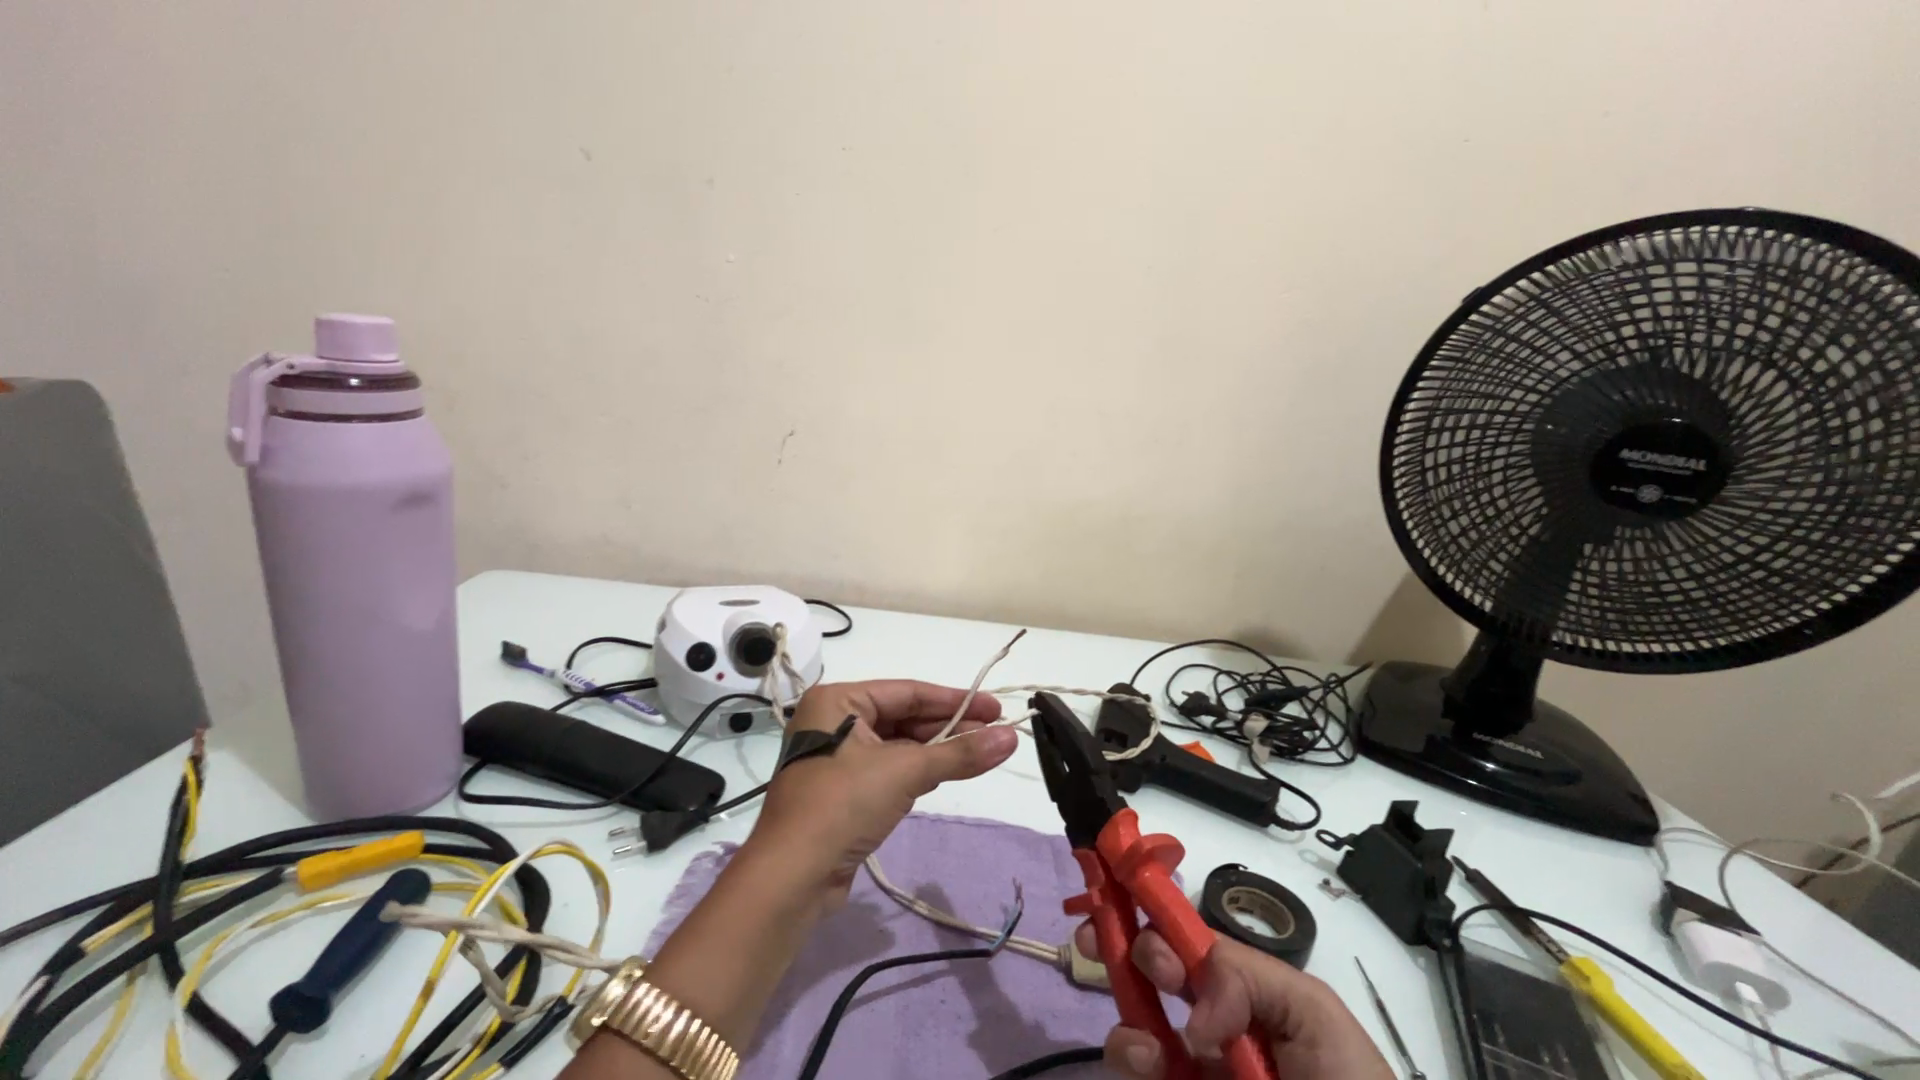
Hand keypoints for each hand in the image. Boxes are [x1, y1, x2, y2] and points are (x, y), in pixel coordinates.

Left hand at [743, 680, 1017, 899]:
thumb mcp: (905, 771)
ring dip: (937, 751)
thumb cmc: (843, 804)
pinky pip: (889, 771)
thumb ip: (958, 753)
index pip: (907, 691)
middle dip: (949, 727)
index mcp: (838, 701)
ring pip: (898, 746)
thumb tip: (1011, 737)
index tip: (996, 708)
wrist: (792, 875)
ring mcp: (836, 759)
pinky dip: (918, 772)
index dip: (955, 700)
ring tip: (981, 753)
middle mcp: (833, 722)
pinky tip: (947, 774)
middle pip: (903, 717)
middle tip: (995, 734)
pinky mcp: (843, 793)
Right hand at [1078, 924, 1394, 1079]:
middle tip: (1099, 949)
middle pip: (1149, 984)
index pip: (1189, 953)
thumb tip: (1190, 1016)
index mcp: (1244, 997)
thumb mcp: (1311, 1011)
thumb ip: (1245, 977)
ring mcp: (1193, 1074)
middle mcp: (1212, 1032)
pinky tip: (1148, 1068)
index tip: (1134, 931)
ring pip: (1134, 1039)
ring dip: (1127, 1032)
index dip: (1156, 932)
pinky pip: (1139, 1078)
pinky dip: (1131, 1067)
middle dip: (1123, 959)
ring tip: (1147, 1052)